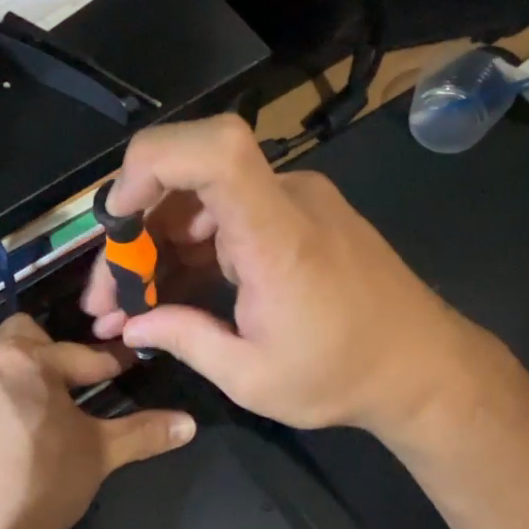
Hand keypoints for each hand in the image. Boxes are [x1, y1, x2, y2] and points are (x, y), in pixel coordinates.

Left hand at [0, 315, 195, 528]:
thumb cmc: (39, 485)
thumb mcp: (98, 457)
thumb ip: (142, 433)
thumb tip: (189, 423)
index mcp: (27, 361)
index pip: (80, 355)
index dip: (108, 365)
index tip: (126, 369)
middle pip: (19, 336)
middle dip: (47, 351)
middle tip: (67, 384)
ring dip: (0, 370)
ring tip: (20, 401)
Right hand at [82, 115, 497, 437]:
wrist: (421, 368)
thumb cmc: (339, 377)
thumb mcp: (250, 375)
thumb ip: (184, 339)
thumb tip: (132, 322)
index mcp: (277, 236)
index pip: (214, 151)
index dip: (152, 164)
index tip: (116, 220)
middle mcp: (288, 201)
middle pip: (189, 181)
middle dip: (133, 237)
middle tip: (107, 301)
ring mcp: (295, 205)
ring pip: (203, 204)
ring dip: (158, 250)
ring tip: (130, 308)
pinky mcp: (299, 219)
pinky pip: (229, 220)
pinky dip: (192, 252)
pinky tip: (170, 296)